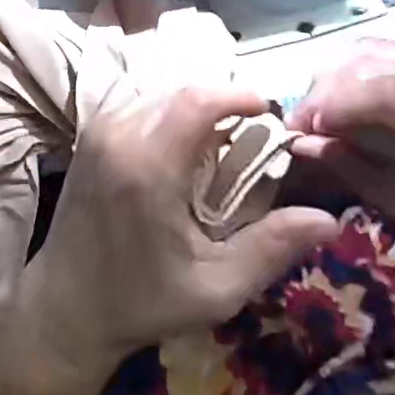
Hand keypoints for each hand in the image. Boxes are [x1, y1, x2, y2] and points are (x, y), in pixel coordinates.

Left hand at [0, 86, 338, 394]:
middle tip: (252, 128)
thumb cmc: (142, 298)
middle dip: (220, 100)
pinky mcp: (89, 133)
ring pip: (157, 92)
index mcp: (147, 165)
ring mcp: (98, 129)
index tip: (268, 110)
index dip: (236, 95)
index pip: (196, 101)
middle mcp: (118, 133)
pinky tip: (183, 141)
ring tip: (223, 136)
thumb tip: (327, 219)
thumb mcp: (216, 287)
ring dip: (193, 104)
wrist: (67, 303)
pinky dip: (167, 110)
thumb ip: (271, 248)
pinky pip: (136, 103)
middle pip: (179, 91)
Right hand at [288, 41, 394, 322]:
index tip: (301, 135)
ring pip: (386, 49)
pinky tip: (361, 108)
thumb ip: (373, 183)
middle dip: (326, 87)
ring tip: (326, 117)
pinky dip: (369, 75)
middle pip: (378, 59)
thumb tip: (307, 147)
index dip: (331, 103)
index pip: (387, 92)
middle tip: (306, 128)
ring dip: (343, 76)